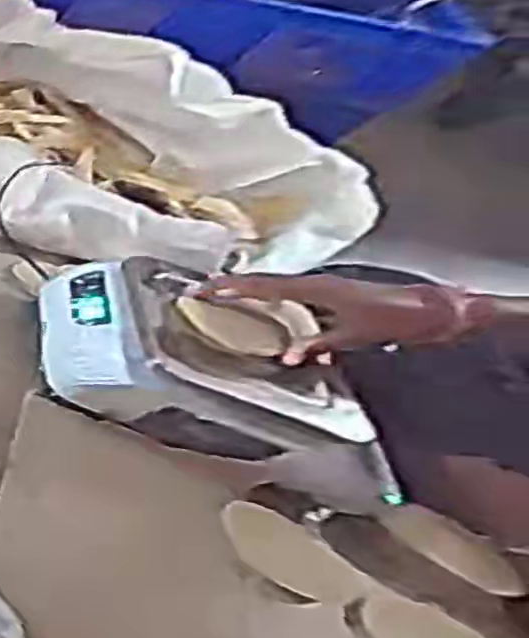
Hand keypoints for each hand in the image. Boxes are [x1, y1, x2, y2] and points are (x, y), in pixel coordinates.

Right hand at [199, 274, 466, 363]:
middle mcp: (313, 283)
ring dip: (247, 288)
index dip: (229, 287)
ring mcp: (321, 285)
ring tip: (223, 293)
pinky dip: (266, 293)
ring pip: (273, 284)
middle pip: (262, 281)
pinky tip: (259, 301)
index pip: (261, 286)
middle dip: (231, 285)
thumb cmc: (394, 319)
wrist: (435, 311)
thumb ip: (314, 344)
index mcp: (312, 289)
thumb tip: (283, 356)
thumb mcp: (352, 336)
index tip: (203, 289)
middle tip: (203, 290)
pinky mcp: (328, 291)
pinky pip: (286, 290)